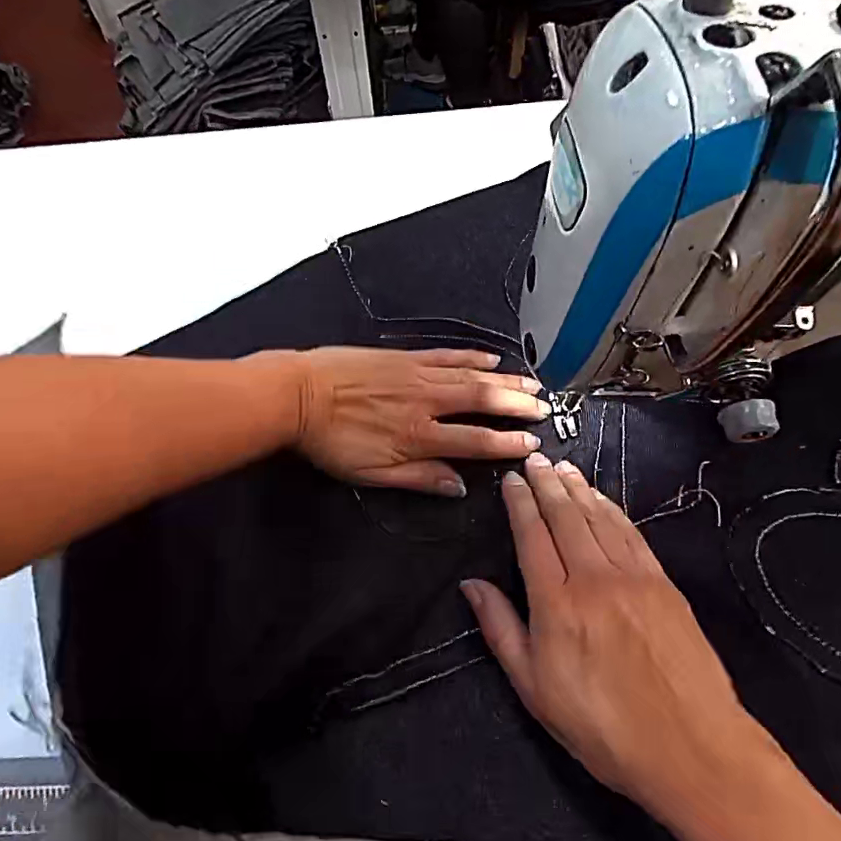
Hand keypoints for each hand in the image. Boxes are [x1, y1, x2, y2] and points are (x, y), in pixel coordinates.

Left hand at [285, 347, 547, 496]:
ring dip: (505, 382)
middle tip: (543, 409)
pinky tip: (492, 359)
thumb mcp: (372, 473)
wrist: (297, 394)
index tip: (530, 443)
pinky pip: (448, 355)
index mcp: (418, 435)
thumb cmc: (330, 440)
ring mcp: (418, 375)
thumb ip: (419, 478)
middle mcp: (426, 402)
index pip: (474, 440)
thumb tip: (457, 485)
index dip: (507, 443)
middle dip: (517, 406)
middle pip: (482, 402)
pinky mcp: (406, 357)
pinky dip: (472, 357)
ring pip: (472, 377)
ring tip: (532, 385)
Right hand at [461, 453, 780, 811]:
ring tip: (563, 470)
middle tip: (535, 461)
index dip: (520, 504)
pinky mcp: (662, 581)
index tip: (512, 482)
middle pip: (565, 517)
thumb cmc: (603, 727)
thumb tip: (472, 586)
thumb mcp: (535, 689)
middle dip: (546, 485)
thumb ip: (500, 629)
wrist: (688, 742)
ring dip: (579, 489)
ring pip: (599, 518)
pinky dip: (612, 510)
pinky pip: (631, 532)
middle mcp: (593, 578)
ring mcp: (633, 576)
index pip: (532, 536)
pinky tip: (603, 501)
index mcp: (556, 604)